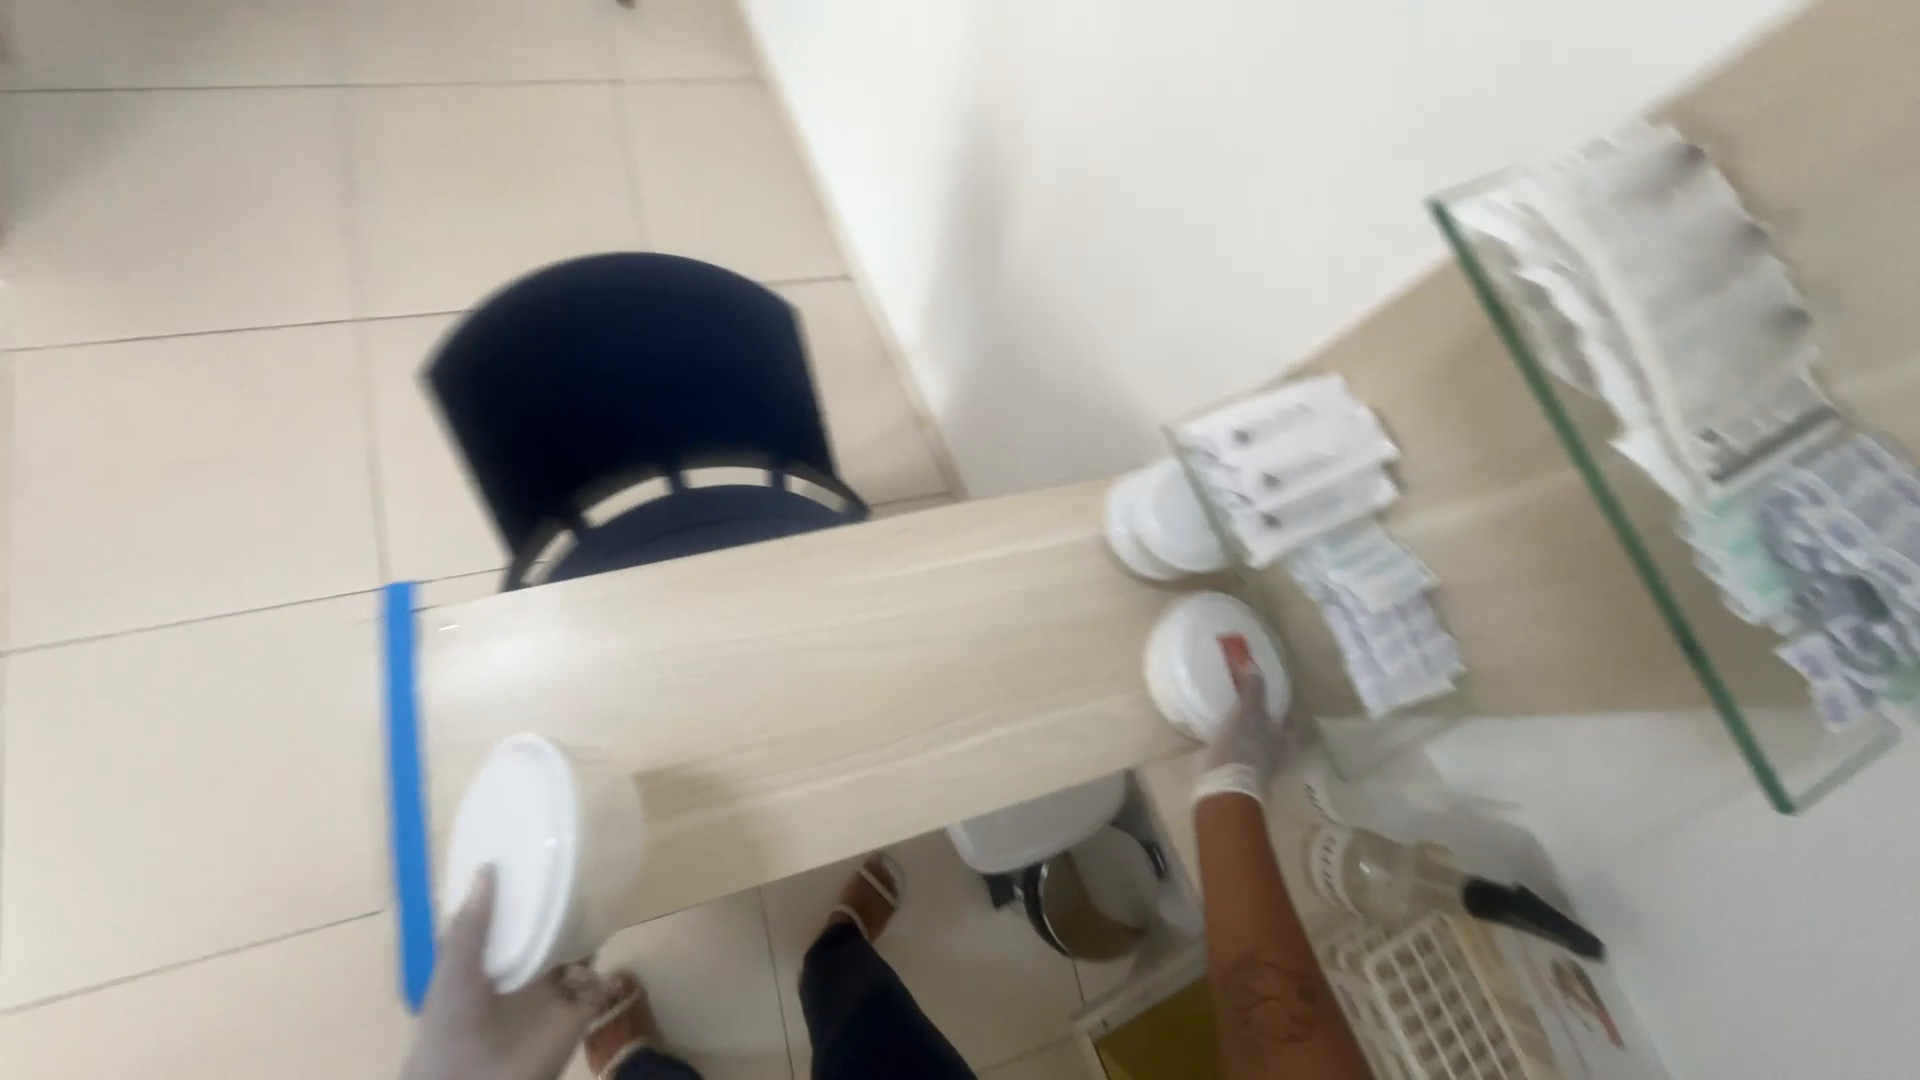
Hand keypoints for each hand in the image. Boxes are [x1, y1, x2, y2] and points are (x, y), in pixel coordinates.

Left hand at [401, 866, 608, 1079]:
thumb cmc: (452, 1029)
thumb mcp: (454, 973)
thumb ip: (470, 927)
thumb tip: (488, 868)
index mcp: (490, 965)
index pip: (511, 923)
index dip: (523, 898)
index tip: (539, 863)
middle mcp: (523, 976)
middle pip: (550, 935)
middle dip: (566, 911)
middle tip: (584, 874)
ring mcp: (551, 996)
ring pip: (578, 956)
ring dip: (589, 936)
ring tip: (605, 900)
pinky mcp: (577, 1014)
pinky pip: (599, 987)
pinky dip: (607, 971)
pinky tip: (611, 947)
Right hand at [1193, 669, 1292, 804]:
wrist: (1222, 780)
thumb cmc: (1244, 745)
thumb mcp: (1249, 711)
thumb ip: (1254, 689)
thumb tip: (1253, 664)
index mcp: (1288, 742)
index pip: (1299, 724)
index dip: (1293, 711)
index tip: (1282, 697)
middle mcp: (1278, 755)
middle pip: (1280, 734)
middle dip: (1271, 721)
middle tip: (1258, 703)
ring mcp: (1258, 765)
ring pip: (1260, 743)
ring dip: (1252, 732)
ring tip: (1239, 714)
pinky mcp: (1238, 770)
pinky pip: (1240, 750)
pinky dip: (1235, 741)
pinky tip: (1223, 730)